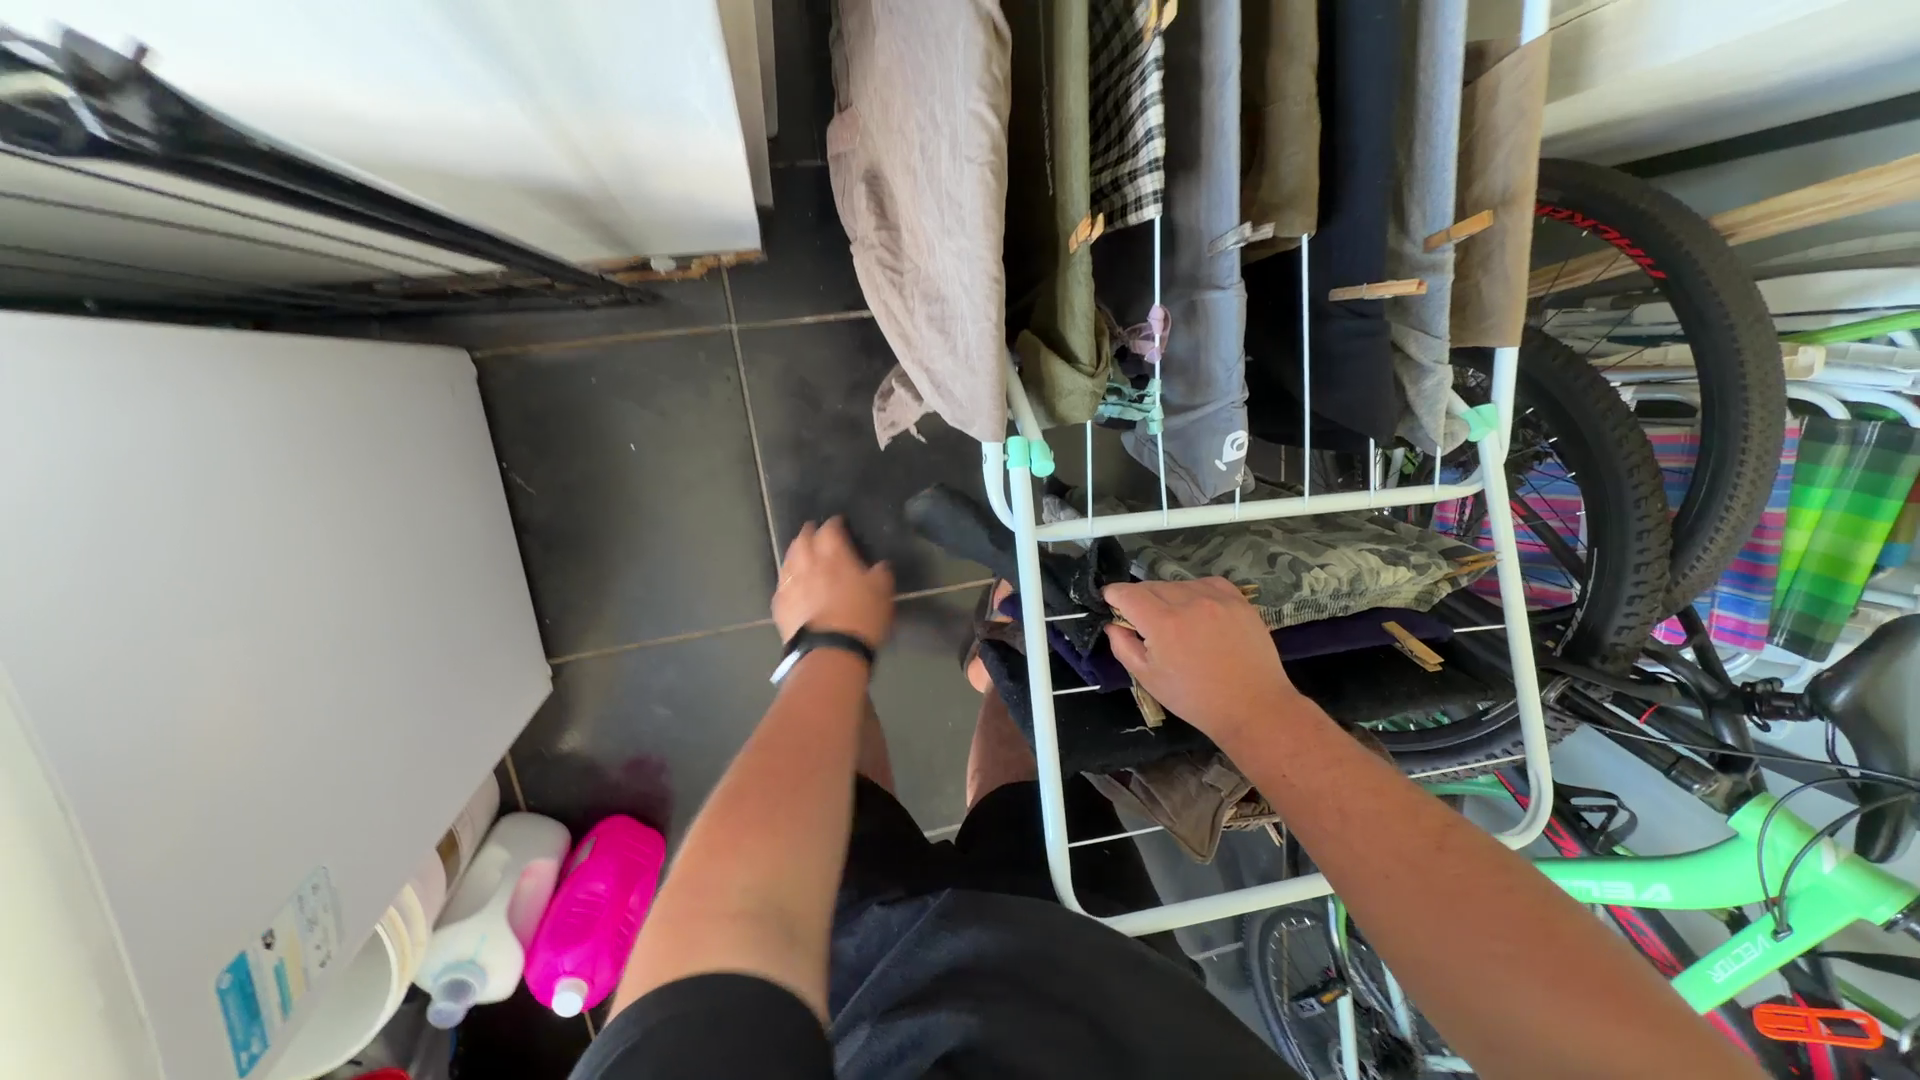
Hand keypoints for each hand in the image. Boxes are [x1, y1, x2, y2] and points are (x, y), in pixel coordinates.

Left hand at [773, 517, 894, 645]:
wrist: (829, 651)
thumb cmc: (861, 618)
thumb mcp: (882, 593)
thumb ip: (881, 574)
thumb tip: (880, 565)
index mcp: (834, 556)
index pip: (830, 530)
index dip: (834, 523)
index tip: (839, 522)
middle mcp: (808, 564)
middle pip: (803, 540)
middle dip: (809, 532)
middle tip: (814, 530)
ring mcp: (790, 584)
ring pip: (788, 559)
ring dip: (795, 551)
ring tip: (800, 550)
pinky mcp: (780, 605)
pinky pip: (782, 583)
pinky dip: (787, 577)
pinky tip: (790, 581)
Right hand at [1102, 578, 1301, 745]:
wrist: (1252, 706)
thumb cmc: (1195, 699)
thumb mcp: (1148, 679)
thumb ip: (1123, 646)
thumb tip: (1113, 624)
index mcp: (1163, 623)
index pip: (1127, 594)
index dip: (1113, 595)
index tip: (1109, 601)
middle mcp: (1189, 602)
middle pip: (1151, 586)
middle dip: (1139, 599)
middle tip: (1142, 621)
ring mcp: (1217, 598)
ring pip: (1178, 584)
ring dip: (1168, 596)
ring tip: (1174, 620)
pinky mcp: (1239, 601)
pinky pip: (1207, 583)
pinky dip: (1195, 591)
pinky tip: (1198, 610)